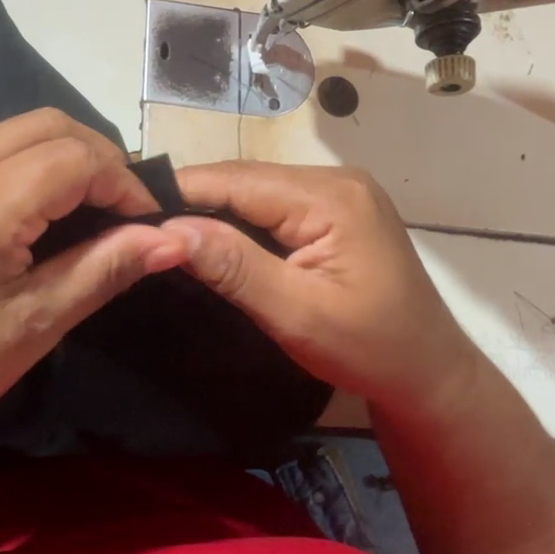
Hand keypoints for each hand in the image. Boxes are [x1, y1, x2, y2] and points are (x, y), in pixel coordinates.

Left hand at [0, 109, 192, 450]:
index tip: (147, 222)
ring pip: (13, 126)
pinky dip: (18, 153)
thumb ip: (106, 267)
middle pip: (48, 125)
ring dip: (59, 150)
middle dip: (98, 157)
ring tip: (84, 200)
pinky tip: (28, 196)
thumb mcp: (40, 322)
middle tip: (122, 207)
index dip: (123, 182)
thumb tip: (173, 240)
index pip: (75, 159)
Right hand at [165, 161, 475, 406]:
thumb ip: (233, 266)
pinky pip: (274, 206)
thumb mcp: (295, 312)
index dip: (181, 192)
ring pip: (256, 191)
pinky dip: (239, 221)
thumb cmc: (368, 349)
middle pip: (245, 180)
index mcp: (331, 197)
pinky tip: (210, 238)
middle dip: (193, 200)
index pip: (237, 181)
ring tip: (163, 230)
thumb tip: (170, 228)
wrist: (427, 373)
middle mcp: (337, 180)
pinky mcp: (336, 212)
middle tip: (136, 223)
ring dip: (213, 210)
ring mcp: (340, 194)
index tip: (127, 208)